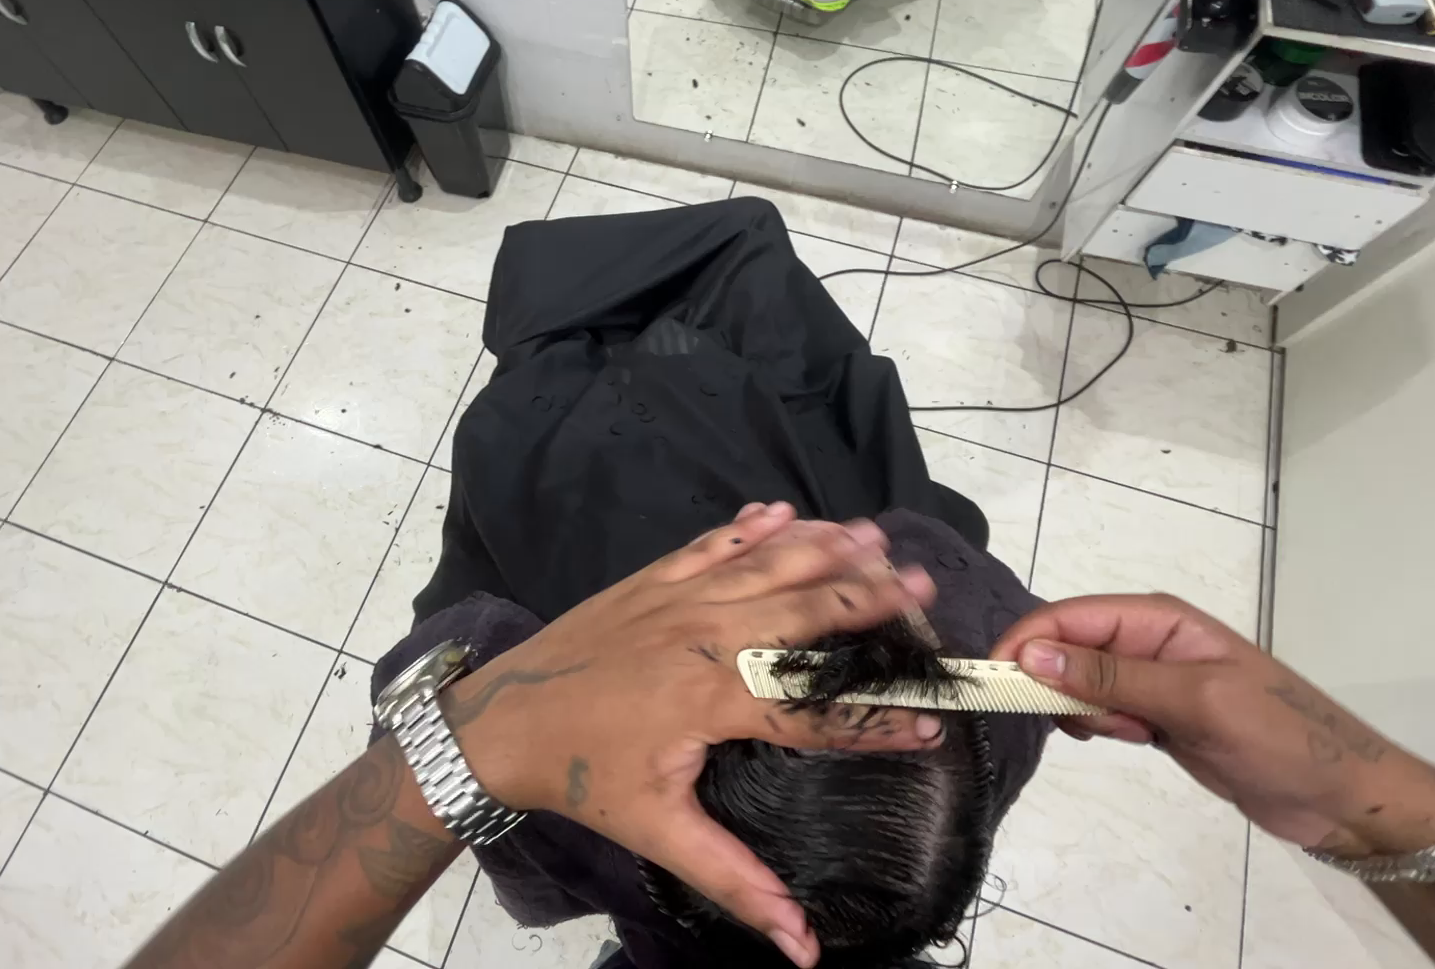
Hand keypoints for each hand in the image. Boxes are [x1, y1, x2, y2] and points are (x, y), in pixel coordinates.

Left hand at [445, 503, 943, 967]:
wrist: (505, 718)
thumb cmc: (584, 774)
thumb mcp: (657, 830)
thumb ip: (734, 879)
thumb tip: (803, 946)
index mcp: (711, 699)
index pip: (811, 712)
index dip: (872, 721)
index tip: (929, 719)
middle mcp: (704, 636)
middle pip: (800, 614)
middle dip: (866, 599)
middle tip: (922, 583)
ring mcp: (677, 597)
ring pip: (763, 565)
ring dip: (820, 548)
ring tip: (871, 534)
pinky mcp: (652, 578)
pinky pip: (711, 543)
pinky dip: (750, 525)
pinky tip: (781, 509)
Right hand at [990, 593, 1434, 859]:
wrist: (1349, 800)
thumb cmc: (1281, 737)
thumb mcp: (1195, 702)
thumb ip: (1109, 675)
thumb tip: (1031, 653)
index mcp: (1155, 618)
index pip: (1067, 616)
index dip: (1027, 641)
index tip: (998, 679)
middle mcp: (1143, 638)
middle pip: (1064, 645)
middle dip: (1055, 681)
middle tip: (1083, 721)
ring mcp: (1146, 674)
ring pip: (1074, 679)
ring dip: (1081, 707)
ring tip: (1124, 732)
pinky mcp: (1149, 708)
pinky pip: (1096, 705)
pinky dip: (1096, 722)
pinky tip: (1127, 737)